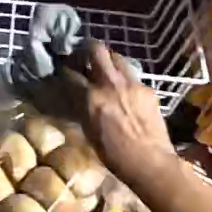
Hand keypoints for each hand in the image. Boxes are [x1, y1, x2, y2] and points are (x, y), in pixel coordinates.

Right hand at [72, 40, 179, 188]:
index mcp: (91, 96)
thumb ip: (81, 105)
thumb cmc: (113, 153)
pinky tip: (124, 91)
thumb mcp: (88, 128)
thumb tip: (75, 95)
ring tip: (104, 69)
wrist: (150, 162)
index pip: (70, 72)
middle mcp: (110, 84)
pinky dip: (124, 78)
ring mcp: (131, 84)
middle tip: (83, 56)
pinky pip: (132, 76)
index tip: (61, 69)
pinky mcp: (147, 89)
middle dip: (86, 49)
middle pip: (96, 50)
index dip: (63, 69)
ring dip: (108, 60)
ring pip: (117, 58)